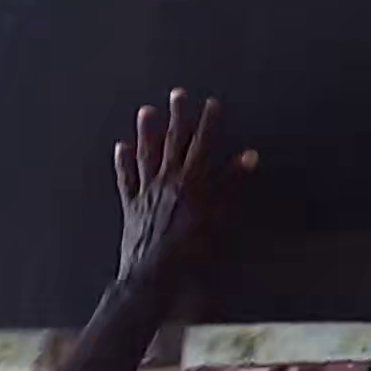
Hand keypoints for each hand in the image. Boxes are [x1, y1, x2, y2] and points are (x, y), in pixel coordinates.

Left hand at [114, 88, 254, 286]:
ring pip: (147, 154)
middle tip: (177, 93)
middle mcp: (168, 179)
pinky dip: (123, 162)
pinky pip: (127, 179)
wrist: (152, 277)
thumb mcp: (220, 215)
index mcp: (192, 181)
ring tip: (146, 111)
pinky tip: (121, 147)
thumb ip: (233, 182)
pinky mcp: (131, 205)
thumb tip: (249, 156)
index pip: (203, 143)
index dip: (208, 121)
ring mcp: (147, 191)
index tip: (212, 102)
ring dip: (147, 131)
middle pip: (174, 141)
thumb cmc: (191, 248)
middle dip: (178, 115)